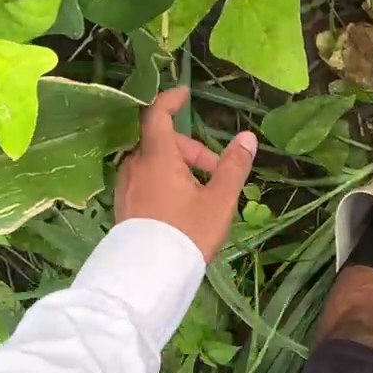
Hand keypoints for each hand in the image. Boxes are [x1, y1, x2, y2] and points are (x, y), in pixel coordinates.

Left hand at [116, 87, 256, 261]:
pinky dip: (164, 185)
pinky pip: (145, 184)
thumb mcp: (219, 201)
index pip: (158, 115)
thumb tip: (247, 137)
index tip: (185, 94)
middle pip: (162, 144)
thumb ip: (233, 167)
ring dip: (179, 170)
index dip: (171, 101)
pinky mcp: (124, 209)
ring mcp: (126, 189)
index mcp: (157, 157)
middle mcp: (135, 167)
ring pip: (154, 165)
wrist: (150, 277)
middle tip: (217, 174)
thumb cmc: (187, 233)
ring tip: (202, 196)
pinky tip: (181, 210)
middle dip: (192, 152)